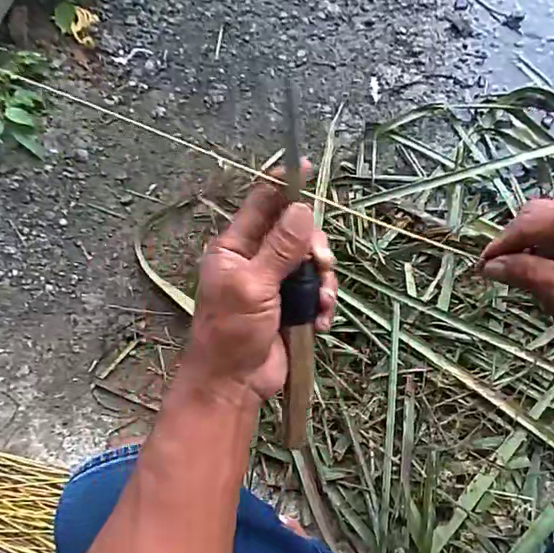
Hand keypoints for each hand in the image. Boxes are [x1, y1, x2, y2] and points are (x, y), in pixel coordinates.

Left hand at [178, 172, 337, 403]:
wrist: (234, 383)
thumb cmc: (231, 333)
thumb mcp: (253, 286)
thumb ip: (279, 248)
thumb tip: (302, 210)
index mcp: (234, 247)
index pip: (261, 205)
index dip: (284, 186)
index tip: (305, 169)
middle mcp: (254, 260)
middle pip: (296, 233)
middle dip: (314, 249)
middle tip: (321, 266)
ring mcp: (274, 285)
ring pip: (310, 265)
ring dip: (322, 282)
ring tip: (321, 304)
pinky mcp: (289, 308)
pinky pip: (315, 293)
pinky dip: (322, 305)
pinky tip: (320, 322)